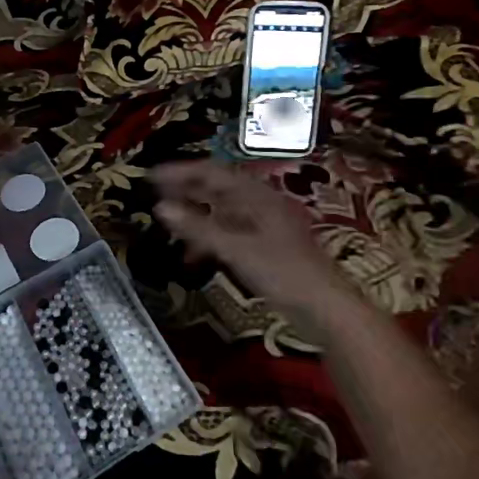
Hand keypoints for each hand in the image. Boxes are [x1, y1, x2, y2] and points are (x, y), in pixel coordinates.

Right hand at [150, 160, 350, 303]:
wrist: (325, 307)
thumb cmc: (283, 273)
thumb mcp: (235, 249)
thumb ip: (197, 228)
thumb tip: (161, 208)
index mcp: (257, 197)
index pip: (213, 173)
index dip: (181, 171)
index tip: (153, 176)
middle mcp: (261, 205)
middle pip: (217, 189)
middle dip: (186, 191)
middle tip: (156, 195)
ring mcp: (264, 226)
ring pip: (222, 212)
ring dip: (195, 216)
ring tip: (169, 224)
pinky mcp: (265, 247)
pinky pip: (229, 232)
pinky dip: (208, 238)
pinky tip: (193, 255)